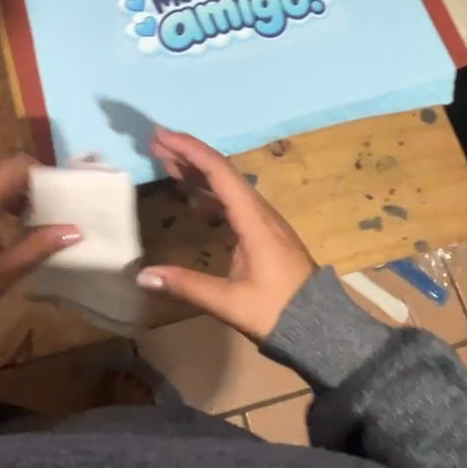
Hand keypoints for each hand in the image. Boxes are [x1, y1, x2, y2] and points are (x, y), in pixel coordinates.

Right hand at [136, 127, 316, 340]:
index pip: (218, 171)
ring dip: (197, 172)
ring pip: (227, 185)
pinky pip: (233, 201)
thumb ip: (187, 286)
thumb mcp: (230, 303)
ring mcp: (264, 221)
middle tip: (155, 143)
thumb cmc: (278, 313)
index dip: (189, 150)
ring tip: (167, 164)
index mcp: (253, 219)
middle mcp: (259, 211)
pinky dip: (209, 193)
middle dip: (188, 154)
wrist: (322, 331)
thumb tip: (143, 276)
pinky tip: (193, 201)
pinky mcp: (265, 233)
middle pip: (221, 171)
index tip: (162, 136)